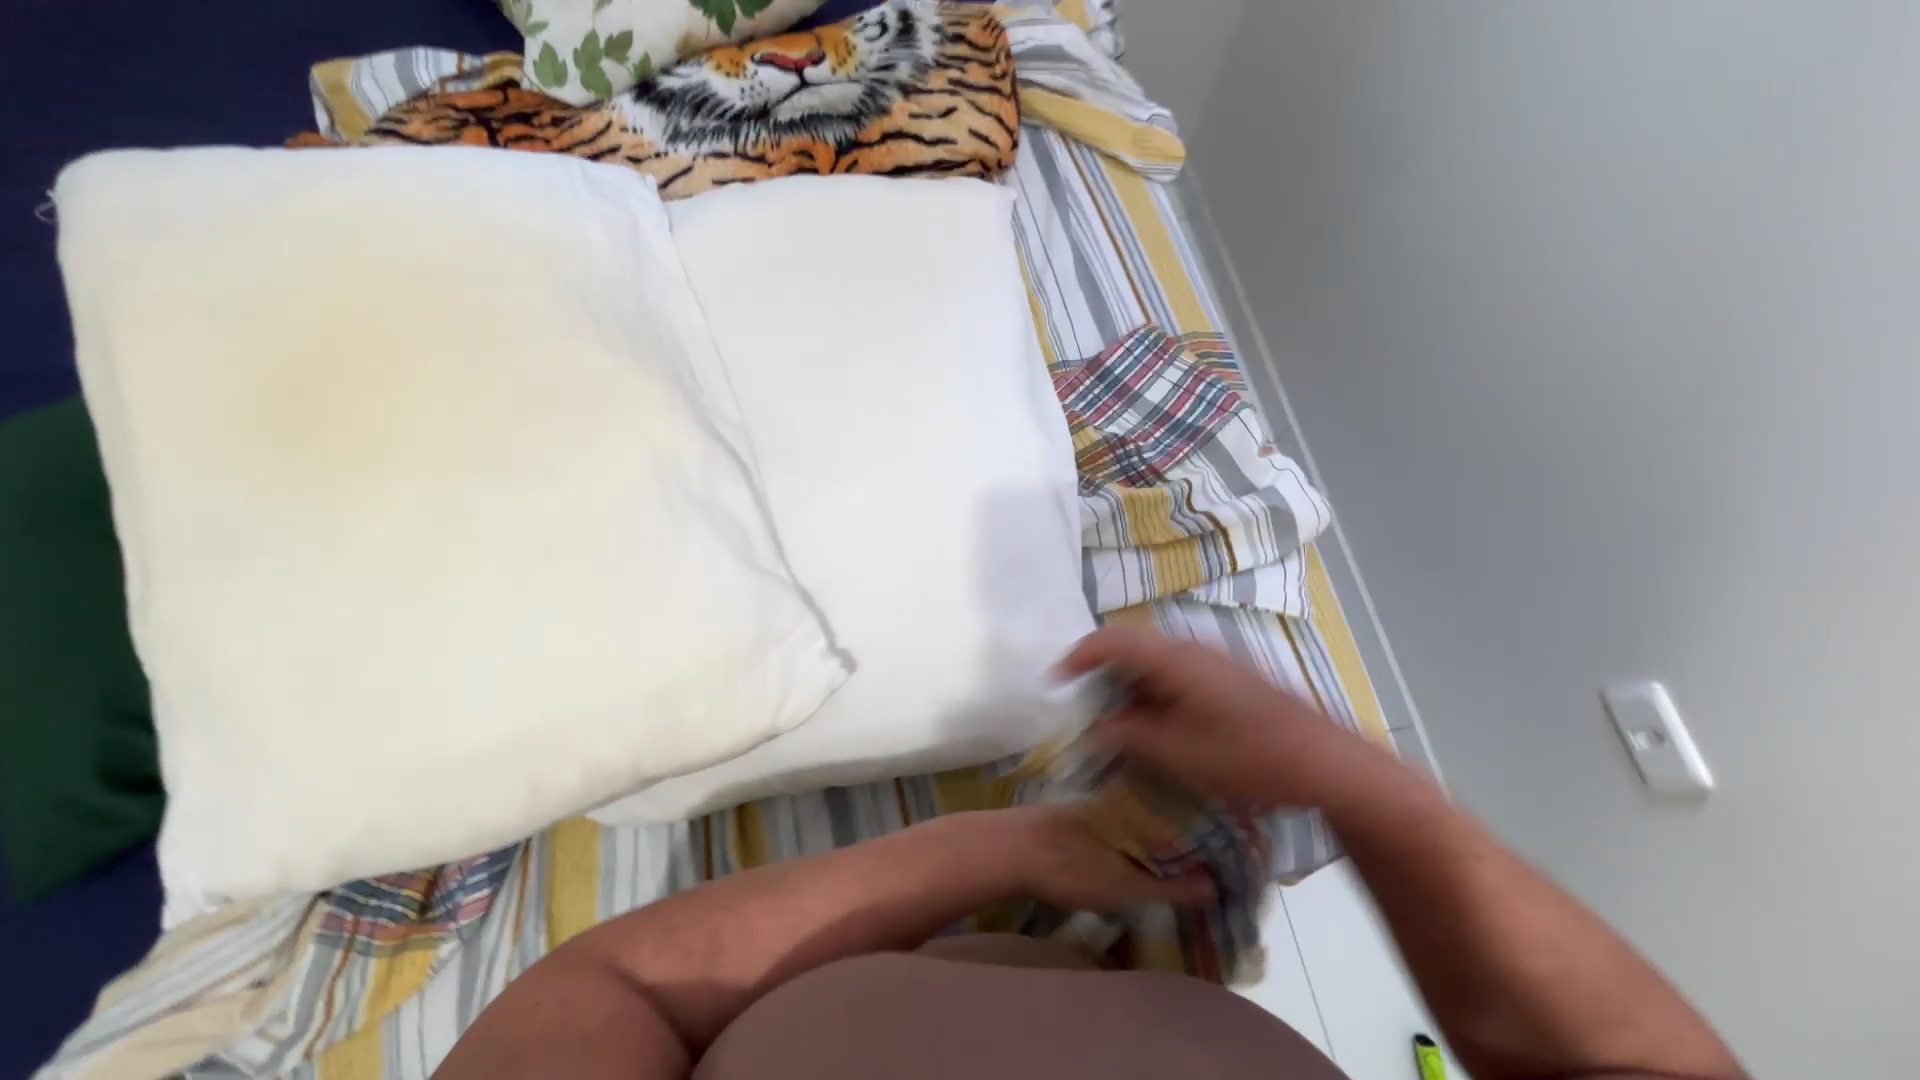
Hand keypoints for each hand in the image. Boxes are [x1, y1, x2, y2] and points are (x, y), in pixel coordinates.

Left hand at [993, 805, 1213, 911]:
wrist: (1009, 848)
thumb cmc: (1071, 868)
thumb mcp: (1124, 885)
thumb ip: (1169, 886)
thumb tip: (1214, 886)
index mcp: (1141, 811)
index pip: (1187, 816)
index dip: (1210, 832)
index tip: (1232, 848)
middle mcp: (1125, 798)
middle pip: (1166, 811)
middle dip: (1188, 829)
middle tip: (1210, 854)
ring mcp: (1100, 802)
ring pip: (1142, 813)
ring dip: (1161, 829)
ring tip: (1180, 852)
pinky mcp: (1080, 811)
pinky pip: (1121, 816)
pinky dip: (1134, 829)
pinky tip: (1135, 844)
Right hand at [1058, 623, 1392, 810]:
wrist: (1326, 763)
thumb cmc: (1250, 758)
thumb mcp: (1178, 754)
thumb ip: (1129, 736)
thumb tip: (1095, 726)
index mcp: (1175, 658)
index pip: (1111, 639)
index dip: (1077, 657)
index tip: (1056, 684)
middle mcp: (1193, 649)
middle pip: (1132, 651)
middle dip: (1104, 681)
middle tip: (1088, 717)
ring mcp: (1216, 661)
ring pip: (1156, 666)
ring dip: (1132, 692)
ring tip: (1121, 731)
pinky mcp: (1232, 679)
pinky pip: (1179, 677)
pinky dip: (1158, 697)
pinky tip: (1162, 733)